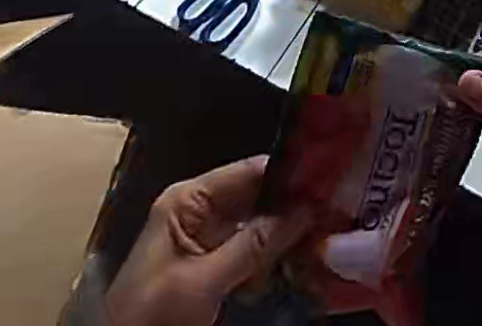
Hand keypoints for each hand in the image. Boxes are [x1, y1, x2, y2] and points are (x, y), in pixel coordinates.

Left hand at [105, 157, 308, 325]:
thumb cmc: (150, 319)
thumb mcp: (200, 284)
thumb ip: (254, 245)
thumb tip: (305, 210)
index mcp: (189, 199)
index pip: (250, 171)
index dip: (288, 174)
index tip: (328, 181)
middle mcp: (201, 209)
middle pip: (259, 195)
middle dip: (291, 206)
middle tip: (331, 212)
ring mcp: (208, 237)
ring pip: (260, 222)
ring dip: (287, 234)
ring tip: (321, 236)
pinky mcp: (214, 264)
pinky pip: (253, 249)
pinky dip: (273, 256)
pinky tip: (296, 261)